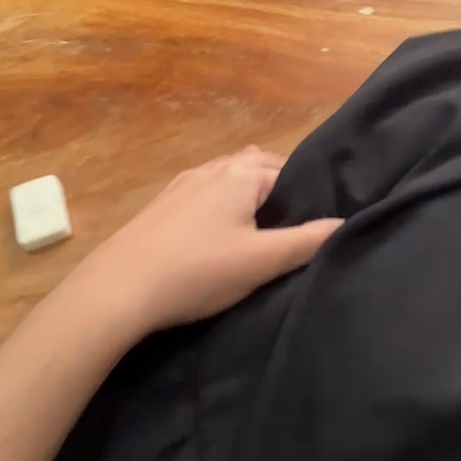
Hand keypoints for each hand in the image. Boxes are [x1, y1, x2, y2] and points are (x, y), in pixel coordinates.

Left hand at [48, 146, 341, 340]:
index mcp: (242, 174)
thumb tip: (347, 222)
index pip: (293, 171)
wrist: (114, 293)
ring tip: (262, 234)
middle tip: (295, 229)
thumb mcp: (264, 260)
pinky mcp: (161, 206)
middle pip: (261, 168)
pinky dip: (224, 207)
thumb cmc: (198, 270)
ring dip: (250, 198)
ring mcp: (182, 185)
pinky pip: (207, 193)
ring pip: (231, 179)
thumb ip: (310, 240)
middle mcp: (213, 169)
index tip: (319, 224)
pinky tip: (220, 238)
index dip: (310, 196)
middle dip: (281, 191)